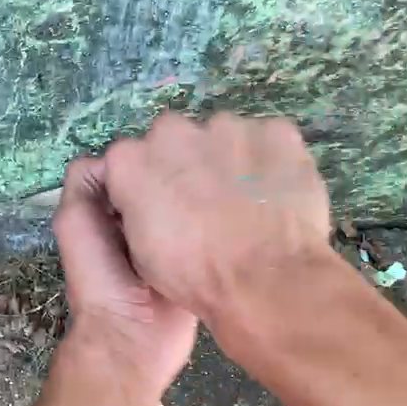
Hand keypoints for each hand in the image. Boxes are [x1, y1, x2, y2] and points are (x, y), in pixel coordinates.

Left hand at [51, 156, 197, 393]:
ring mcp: (170, 238)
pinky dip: (218, 216)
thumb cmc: (99, 276)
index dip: (143, 157)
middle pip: (162, 180)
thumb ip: (84, 182)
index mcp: (107, 210)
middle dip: (176, 172)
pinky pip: (208, 227)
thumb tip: (116, 157)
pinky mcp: (197, 256)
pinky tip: (231, 206)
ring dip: (200, 192)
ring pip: (188, 199)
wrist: (132, 336)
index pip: (131, 165)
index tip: (164, 151)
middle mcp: (139, 221)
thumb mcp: (74, 221)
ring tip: (219, 181)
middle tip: (200, 163)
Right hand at [100, 111, 335, 327]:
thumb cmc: (194, 274)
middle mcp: (173, 132)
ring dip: (228, 160)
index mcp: (131, 161)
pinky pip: (267, 141)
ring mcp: (227, 126)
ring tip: (245, 201)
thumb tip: (149, 203)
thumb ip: (139, 210)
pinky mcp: (275, 131)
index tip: (162, 205)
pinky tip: (277, 193)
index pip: (129, 159)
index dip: (147, 183)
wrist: (265, 279)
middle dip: (185, 163)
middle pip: (174, 138)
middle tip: (203, 201)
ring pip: (222, 137)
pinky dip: (270, 161)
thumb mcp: (141, 252)